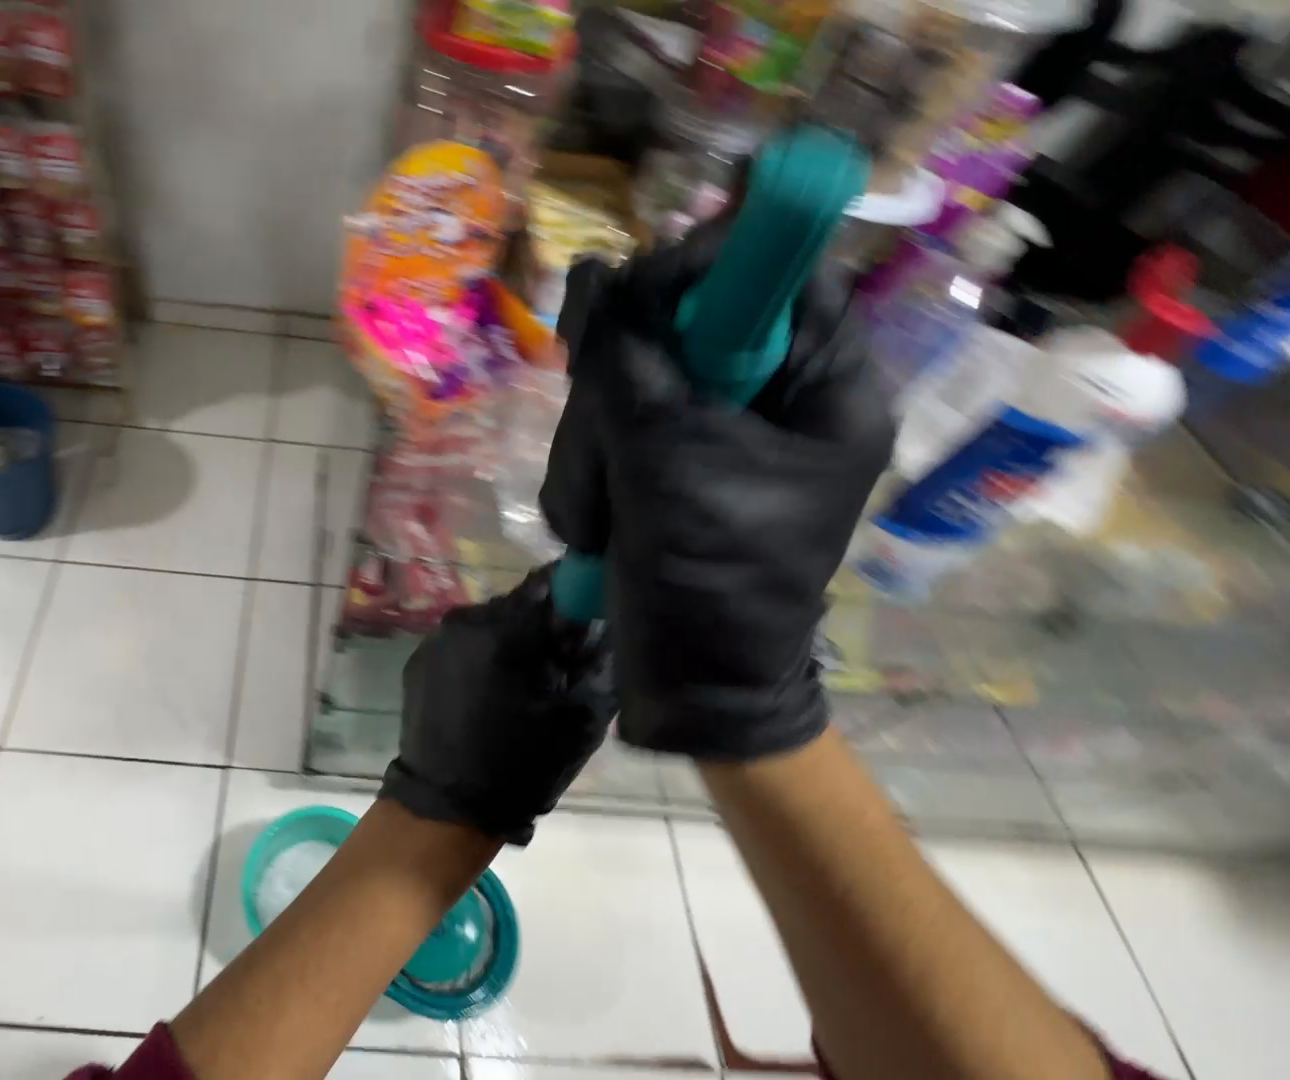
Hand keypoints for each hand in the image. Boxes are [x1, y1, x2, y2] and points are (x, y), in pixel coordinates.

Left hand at [382, 566, 614, 844]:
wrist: (448, 806)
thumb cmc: (522, 764)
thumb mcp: (582, 715)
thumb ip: (597, 657)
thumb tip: (601, 620)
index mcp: (506, 628)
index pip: (550, 583)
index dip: (574, 599)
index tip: (584, 628)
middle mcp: (465, 620)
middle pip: (519, 603)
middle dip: (541, 627)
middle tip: (557, 669)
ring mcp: (435, 638)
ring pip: (489, 623)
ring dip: (510, 643)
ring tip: (519, 689)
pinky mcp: (418, 659)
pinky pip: (462, 644)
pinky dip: (480, 657)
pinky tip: (485, 696)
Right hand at [540, 225, 894, 761]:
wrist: (691, 689)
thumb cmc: (711, 581)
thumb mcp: (668, 464)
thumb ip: (625, 363)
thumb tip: (594, 271)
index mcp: (822, 389)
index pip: (775, 273)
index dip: (701, 269)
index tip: (629, 307)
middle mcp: (770, 400)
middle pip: (678, 330)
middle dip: (619, 400)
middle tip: (608, 459)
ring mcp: (709, 436)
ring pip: (624, 387)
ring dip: (591, 454)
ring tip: (601, 521)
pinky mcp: (661, 468)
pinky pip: (604, 435)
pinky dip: (586, 481)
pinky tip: (597, 529)